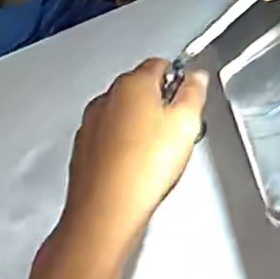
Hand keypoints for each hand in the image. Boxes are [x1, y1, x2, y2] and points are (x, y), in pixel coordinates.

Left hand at [63, 58, 208, 241]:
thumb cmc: (142, 169)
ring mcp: (92, 123)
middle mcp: (107, 97)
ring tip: (156, 158)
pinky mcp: (83, 150)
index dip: (179, 81)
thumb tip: (196, 78)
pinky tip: (136, 170)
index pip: (161, 64)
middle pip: (142, 89)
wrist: (105, 214)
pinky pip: (109, 139)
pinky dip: (122, 148)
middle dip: (160, 105)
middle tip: (176, 133)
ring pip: (124, 114)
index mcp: (133, 82)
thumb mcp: (187, 123)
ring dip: (140, 128)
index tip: (188, 100)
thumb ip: (195, 92)